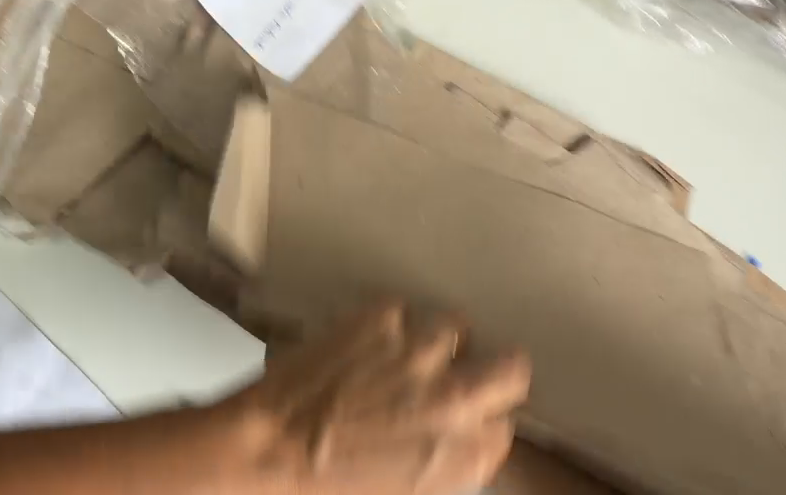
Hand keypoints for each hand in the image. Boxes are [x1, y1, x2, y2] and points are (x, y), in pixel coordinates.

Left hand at [219, 301, 530, 494]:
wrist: (273, 444)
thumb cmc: (335, 483)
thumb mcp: (409, 487)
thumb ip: (450, 458)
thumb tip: (462, 433)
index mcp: (466, 455)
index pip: (505, 424)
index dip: (482, 415)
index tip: (463, 411)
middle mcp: (455, 400)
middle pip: (511, 366)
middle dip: (491, 367)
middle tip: (459, 368)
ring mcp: (418, 352)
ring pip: (455, 324)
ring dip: (435, 336)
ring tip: (406, 344)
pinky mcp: (381, 317)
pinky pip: (400, 308)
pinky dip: (386, 321)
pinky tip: (363, 337)